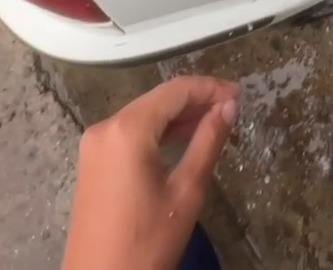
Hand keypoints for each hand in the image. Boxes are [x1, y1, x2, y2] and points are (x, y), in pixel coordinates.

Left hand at [62, 75, 238, 269]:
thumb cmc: (146, 244)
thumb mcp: (186, 192)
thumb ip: (208, 141)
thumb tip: (229, 106)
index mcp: (127, 129)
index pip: (175, 91)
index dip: (210, 88)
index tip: (239, 95)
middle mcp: (105, 127)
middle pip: (159, 99)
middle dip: (196, 100)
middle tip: (232, 108)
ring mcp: (95, 145)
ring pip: (145, 114)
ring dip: (179, 115)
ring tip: (216, 121)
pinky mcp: (93, 162)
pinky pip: (131, 133)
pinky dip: (159, 131)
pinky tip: (184, 138)